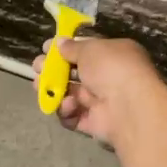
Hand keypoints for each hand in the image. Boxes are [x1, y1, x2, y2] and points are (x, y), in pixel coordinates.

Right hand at [32, 35, 166, 146]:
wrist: (129, 107)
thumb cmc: (112, 68)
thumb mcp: (91, 49)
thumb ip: (72, 47)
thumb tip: (59, 43)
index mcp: (114, 55)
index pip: (86, 50)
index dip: (64, 49)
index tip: (45, 48)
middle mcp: (109, 78)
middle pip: (74, 73)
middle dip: (52, 70)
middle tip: (37, 68)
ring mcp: (102, 102)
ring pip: (69, 94)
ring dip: (53, 89)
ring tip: (40, 86)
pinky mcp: (94, 123)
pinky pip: (73, 115)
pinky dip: (66, 110)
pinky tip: (68, 104)